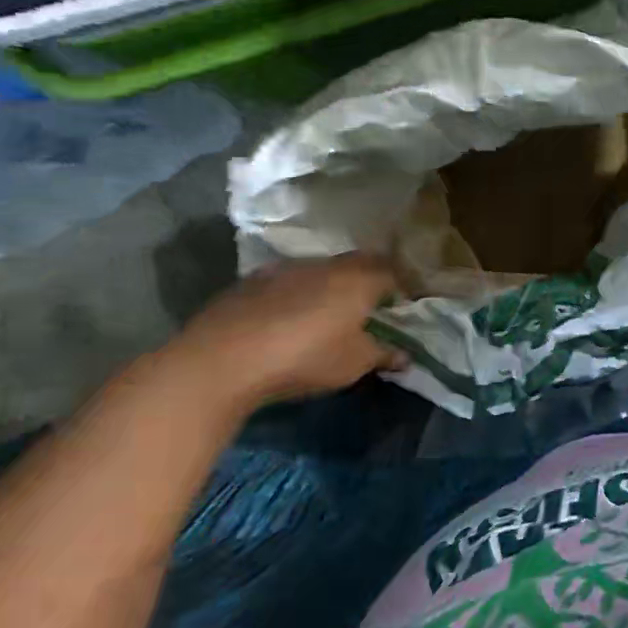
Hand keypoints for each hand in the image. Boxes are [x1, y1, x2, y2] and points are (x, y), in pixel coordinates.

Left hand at [161, 254, 403, 408]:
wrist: (223, 358)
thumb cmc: (304, 358)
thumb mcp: (353, 364)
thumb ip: (383, 355)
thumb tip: (405, 355)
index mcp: (358, 280)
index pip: (392, 271)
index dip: (401, 286)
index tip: (404, 304)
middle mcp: (326, 265)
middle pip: (358, 263)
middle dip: (370, 279)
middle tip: (372, 304)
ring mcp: (287, 268)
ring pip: (322, 269)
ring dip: (332, 284)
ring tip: (331, 311)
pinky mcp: (254, 279)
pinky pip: (290, 280)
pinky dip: (299, 293)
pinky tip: (290, 317)